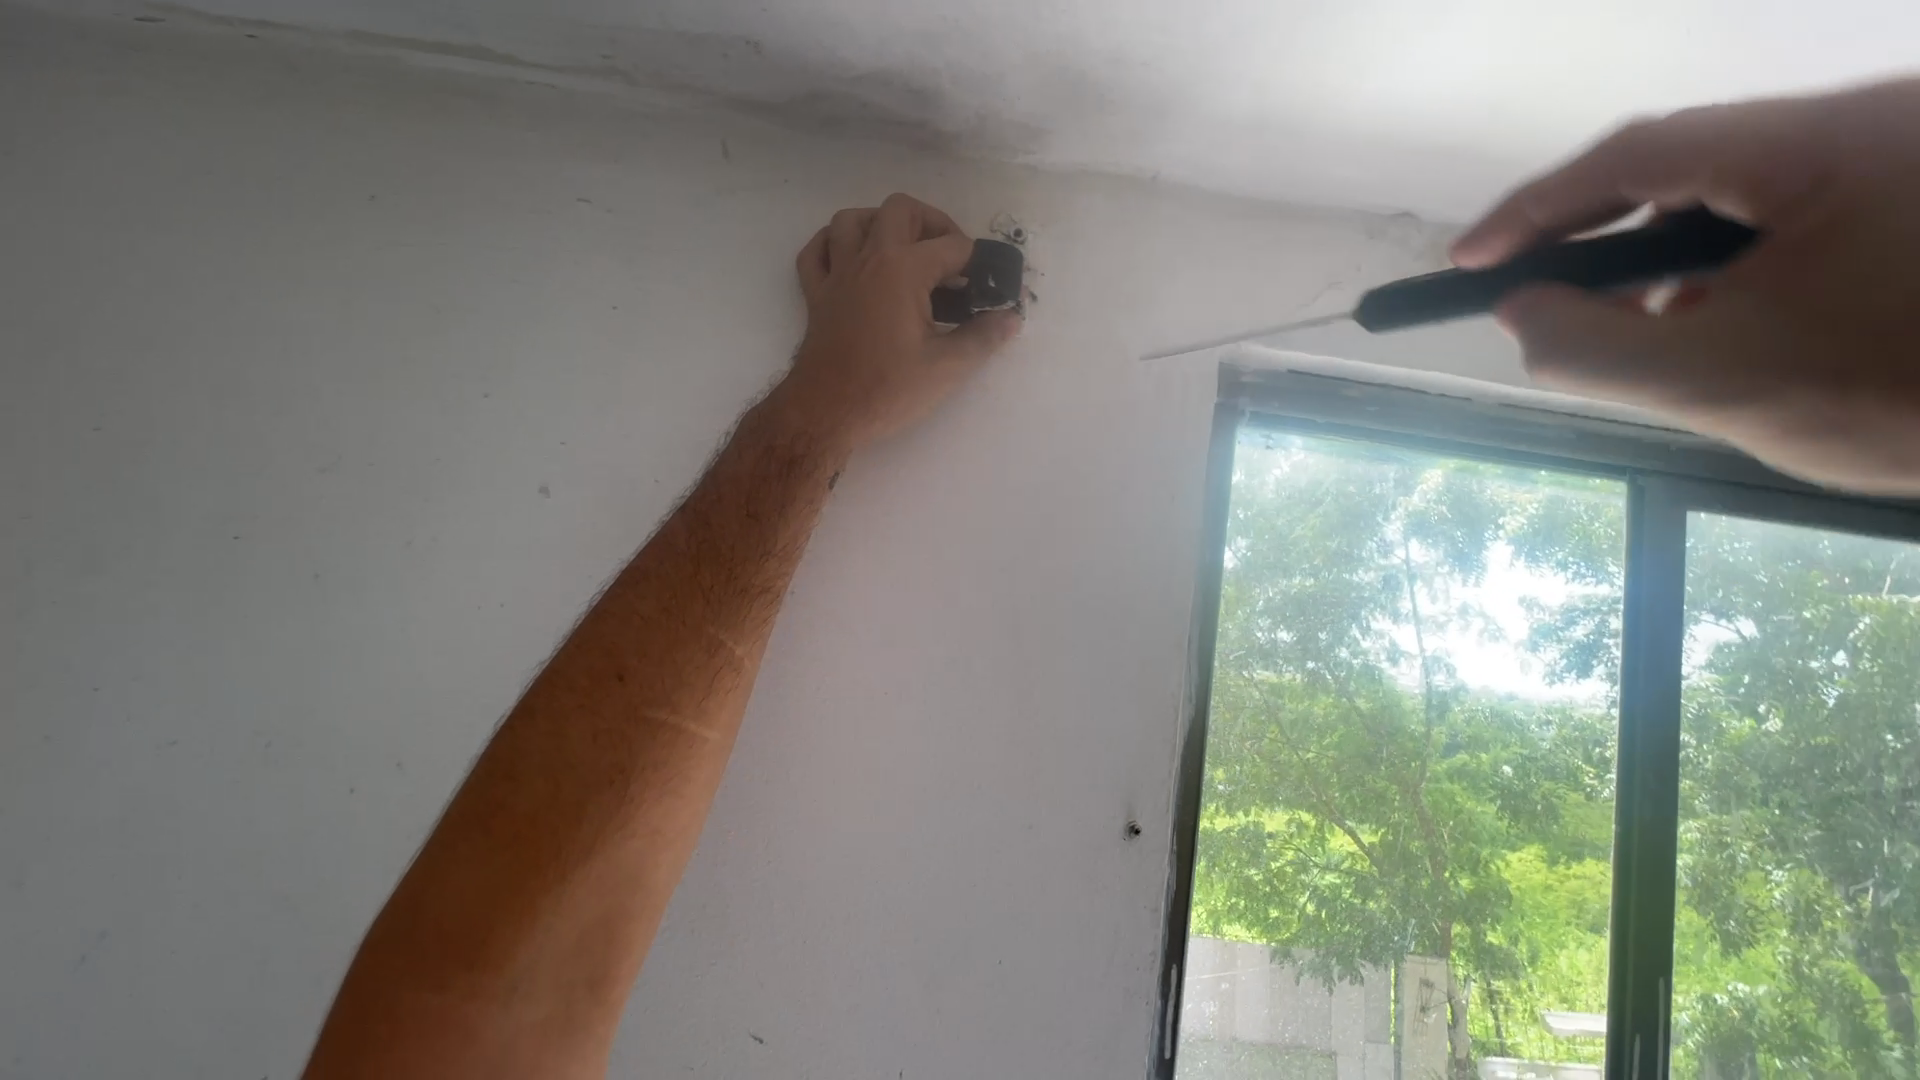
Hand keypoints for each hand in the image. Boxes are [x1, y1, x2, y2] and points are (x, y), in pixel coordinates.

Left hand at [774, 193, 1020, 452]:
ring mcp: (837, 274)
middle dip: (932, 225)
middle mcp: (869, 258)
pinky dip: (834, 246)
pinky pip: (817, 251)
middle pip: (901, 210)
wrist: (827, 412)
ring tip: (902, 251)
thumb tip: (1011, 318)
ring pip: (853, 221)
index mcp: (904, 269)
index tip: (984, 289)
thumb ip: (983, 337)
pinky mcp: (816, 295)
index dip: (976, 265)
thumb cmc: (888, 389)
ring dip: (880, 224)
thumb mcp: (947, 368)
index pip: (953, 247)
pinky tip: (853, 261)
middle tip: (949, 261)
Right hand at [1453, 78, 1919, 494]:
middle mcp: (1877, 122)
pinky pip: (1781, 209)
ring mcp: (1902, 153)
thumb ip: (1585, 348)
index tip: (1466, 261)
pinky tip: (1712, 313)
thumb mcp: (1714, 383)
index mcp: (1833, 144)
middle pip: (1684, 163)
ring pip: (1731, 189)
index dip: (1534, 207)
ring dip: (1655, 254)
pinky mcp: (1914, 191)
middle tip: (1527, 289)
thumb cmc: (1908, 399)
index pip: (1638, 154)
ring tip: (1631, 323)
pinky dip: (1718, 260)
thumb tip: (1523, 308)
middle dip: (1592, 232)